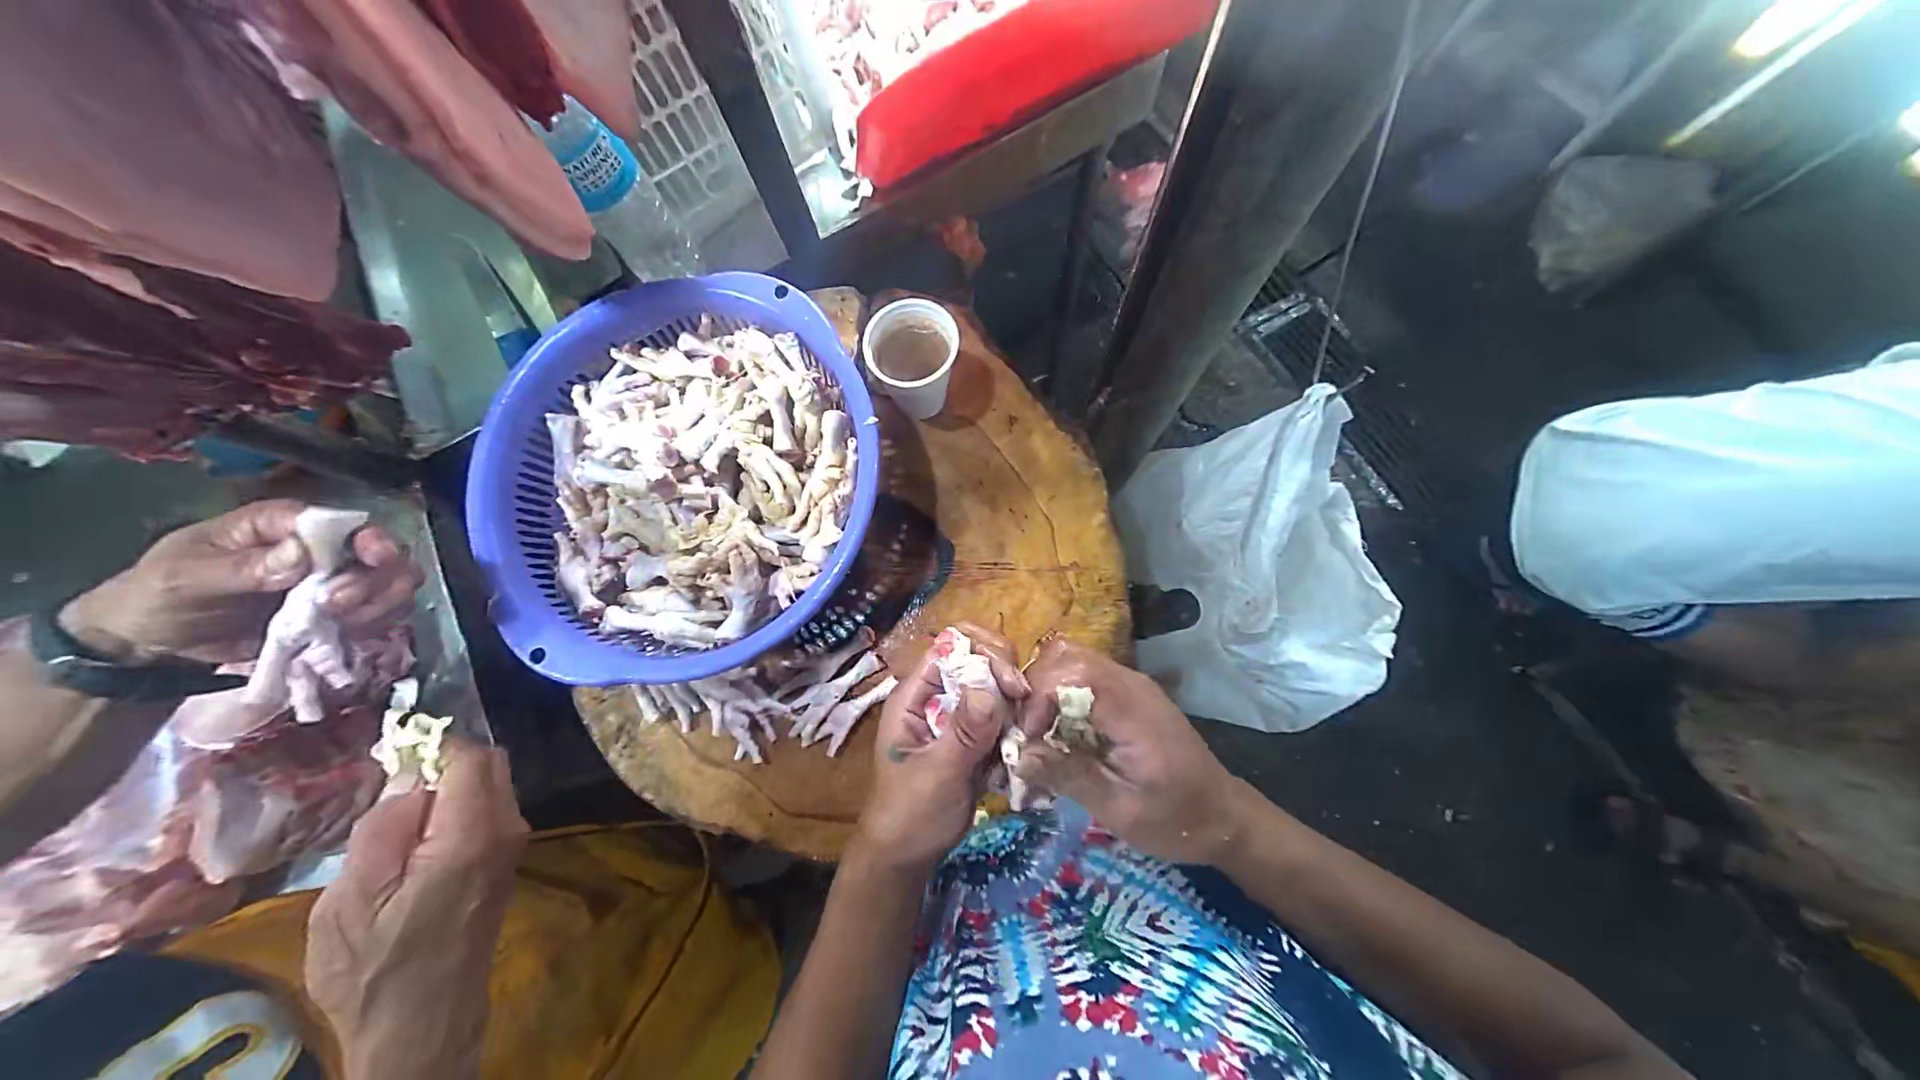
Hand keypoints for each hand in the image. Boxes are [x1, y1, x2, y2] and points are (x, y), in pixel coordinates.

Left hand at [59, 499, 423, 664]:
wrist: (152, 646)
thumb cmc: (159, 599)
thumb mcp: (185, 579)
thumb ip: (243, 566)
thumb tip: (301, 553)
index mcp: (285, 525)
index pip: (346, 523)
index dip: (371, 539)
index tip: (374, 561)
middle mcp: (324, 548)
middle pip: (388, 552)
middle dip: (376, 581)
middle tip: (337, 606)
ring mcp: (340, 581)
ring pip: (397, 582)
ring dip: (381, 604)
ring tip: (339, 623)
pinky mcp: (346, 612)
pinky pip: (387, 613)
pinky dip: (377, 624)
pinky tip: (346, 633)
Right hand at [307, 739, 527, 1079]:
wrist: (426, 1023)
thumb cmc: (377, 970)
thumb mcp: (350, 902)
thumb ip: (383, 829)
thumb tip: (409, 778)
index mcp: (472, 833)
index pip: (471, 757)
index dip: (436, 742)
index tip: (397, 744)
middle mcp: (507, 828)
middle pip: (489, 764)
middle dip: (446, 758)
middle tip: (393, 775)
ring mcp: (513, 843)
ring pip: (491, 784)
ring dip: (452, 784)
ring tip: (398, 808)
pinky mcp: (506, 858)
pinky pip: (489, 809)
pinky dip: (460, 805)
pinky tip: (418, 831)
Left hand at [852, 623, 1028, 874]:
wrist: (905, 857)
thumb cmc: (910, 813)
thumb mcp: (937, 772)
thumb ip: (964, 732)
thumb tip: (991, 689)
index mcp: (916, 695)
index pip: (951, 647)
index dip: (985, 655)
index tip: (1014, 687)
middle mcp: (936, 698)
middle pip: (978, 662)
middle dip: (1005, 679)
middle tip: (1025, 708)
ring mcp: (956, 719)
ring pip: (994, 690)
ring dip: (1014, 707)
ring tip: (1025, 733)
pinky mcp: (973, 740)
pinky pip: (1001, 719)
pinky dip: (1014, 728)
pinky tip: (1020, 750)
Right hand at [1014, 638, 1250, 864]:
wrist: (1222, 816)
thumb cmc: (1174, 818)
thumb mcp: (1118, 809)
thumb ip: (1068, 776)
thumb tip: (1019, 758)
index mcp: (1133, 710)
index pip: (1072, 673)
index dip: (1039, 698)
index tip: (1028, 738)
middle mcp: (1131, 684)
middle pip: (1068, 656)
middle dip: (1036, 690)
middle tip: (1026, 733)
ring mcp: (1131, 684)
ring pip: (1073, 660)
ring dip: (1046, 690)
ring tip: (1038, 732)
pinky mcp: (1128, 694)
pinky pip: (1084, 677)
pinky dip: (1061, 695)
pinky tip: (1058, 731)